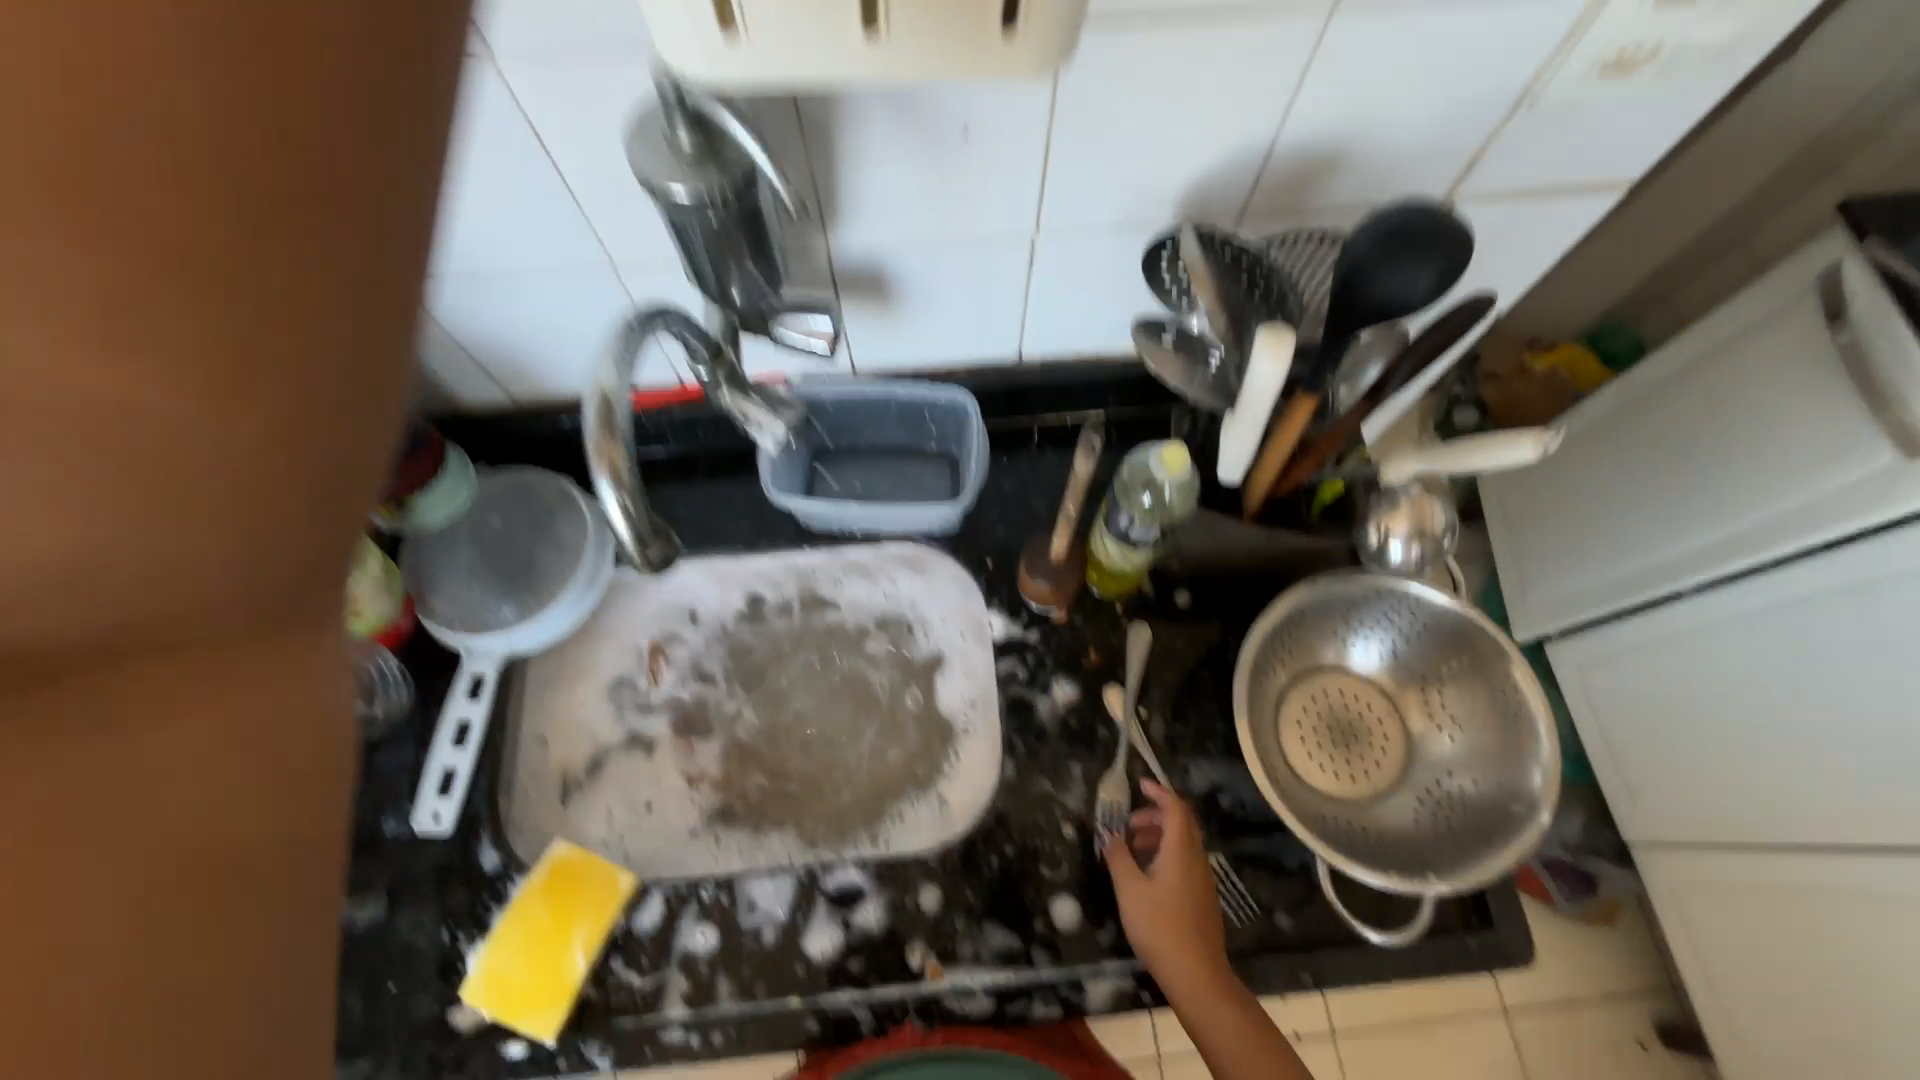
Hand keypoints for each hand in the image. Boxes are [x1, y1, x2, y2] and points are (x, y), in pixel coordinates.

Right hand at [1102, 779, 1227, 986]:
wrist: (1197, 974)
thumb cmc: (1159, 927)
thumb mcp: (1129, 890)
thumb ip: (1118, 857)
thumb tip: (1109, 834)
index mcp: (1181, 850)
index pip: (1176, 807)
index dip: (1159, 792)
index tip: (1139, 784)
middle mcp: (1197, 859)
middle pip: (1181, 823)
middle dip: (1155, 815)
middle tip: (1128, 823)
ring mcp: (1203, 880)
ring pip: (1183, 844)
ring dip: (1159, 836)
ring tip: (1132, 848)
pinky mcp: (1202, 898)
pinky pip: (1185, 862)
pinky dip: (1166, 855)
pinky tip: (1146, 875)